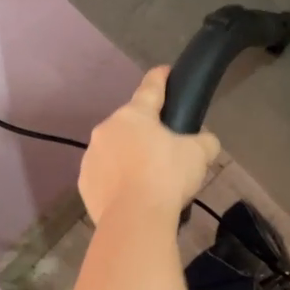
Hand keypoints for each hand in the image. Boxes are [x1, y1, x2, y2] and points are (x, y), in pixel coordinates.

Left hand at [78, 66, 221, 223]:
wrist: (135, 218)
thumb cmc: (167, 176)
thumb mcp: (200, 154)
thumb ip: (205, 141)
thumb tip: (203, 140)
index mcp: (135, 115)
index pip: (150, 89)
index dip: (160, 78)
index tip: (165, 71)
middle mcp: (108, 129)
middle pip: (132, 124)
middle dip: (148, 132)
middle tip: (168, 150)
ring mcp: (91, 156)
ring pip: (117, 150)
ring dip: (131, 157)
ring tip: (151, 180)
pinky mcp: (85, 182)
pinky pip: (107, 174)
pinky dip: (120, 180)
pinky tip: (135, 195)